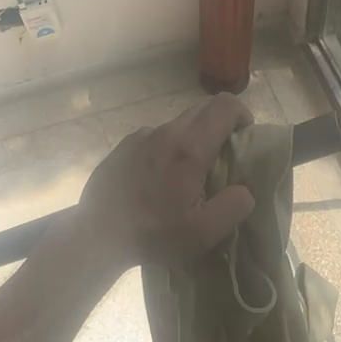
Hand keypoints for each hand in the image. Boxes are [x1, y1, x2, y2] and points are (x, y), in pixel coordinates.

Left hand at [75, 94, 258, 268]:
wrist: (97, 235)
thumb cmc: (153, 234)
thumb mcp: (204, 233)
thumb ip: (234, 207)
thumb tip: (244, 190)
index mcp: (188, 148)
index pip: (224, 105)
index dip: (241, 115)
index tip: (242, 140)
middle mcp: (164, 132)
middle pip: (201, 110)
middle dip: (219, 129)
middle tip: (220, 162)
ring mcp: (139, 137)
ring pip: (177, 126)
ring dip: (190, 142)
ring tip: (186, 178)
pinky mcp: (122, 148)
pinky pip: (154, 139)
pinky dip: (166, 152)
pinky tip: (157, 183)